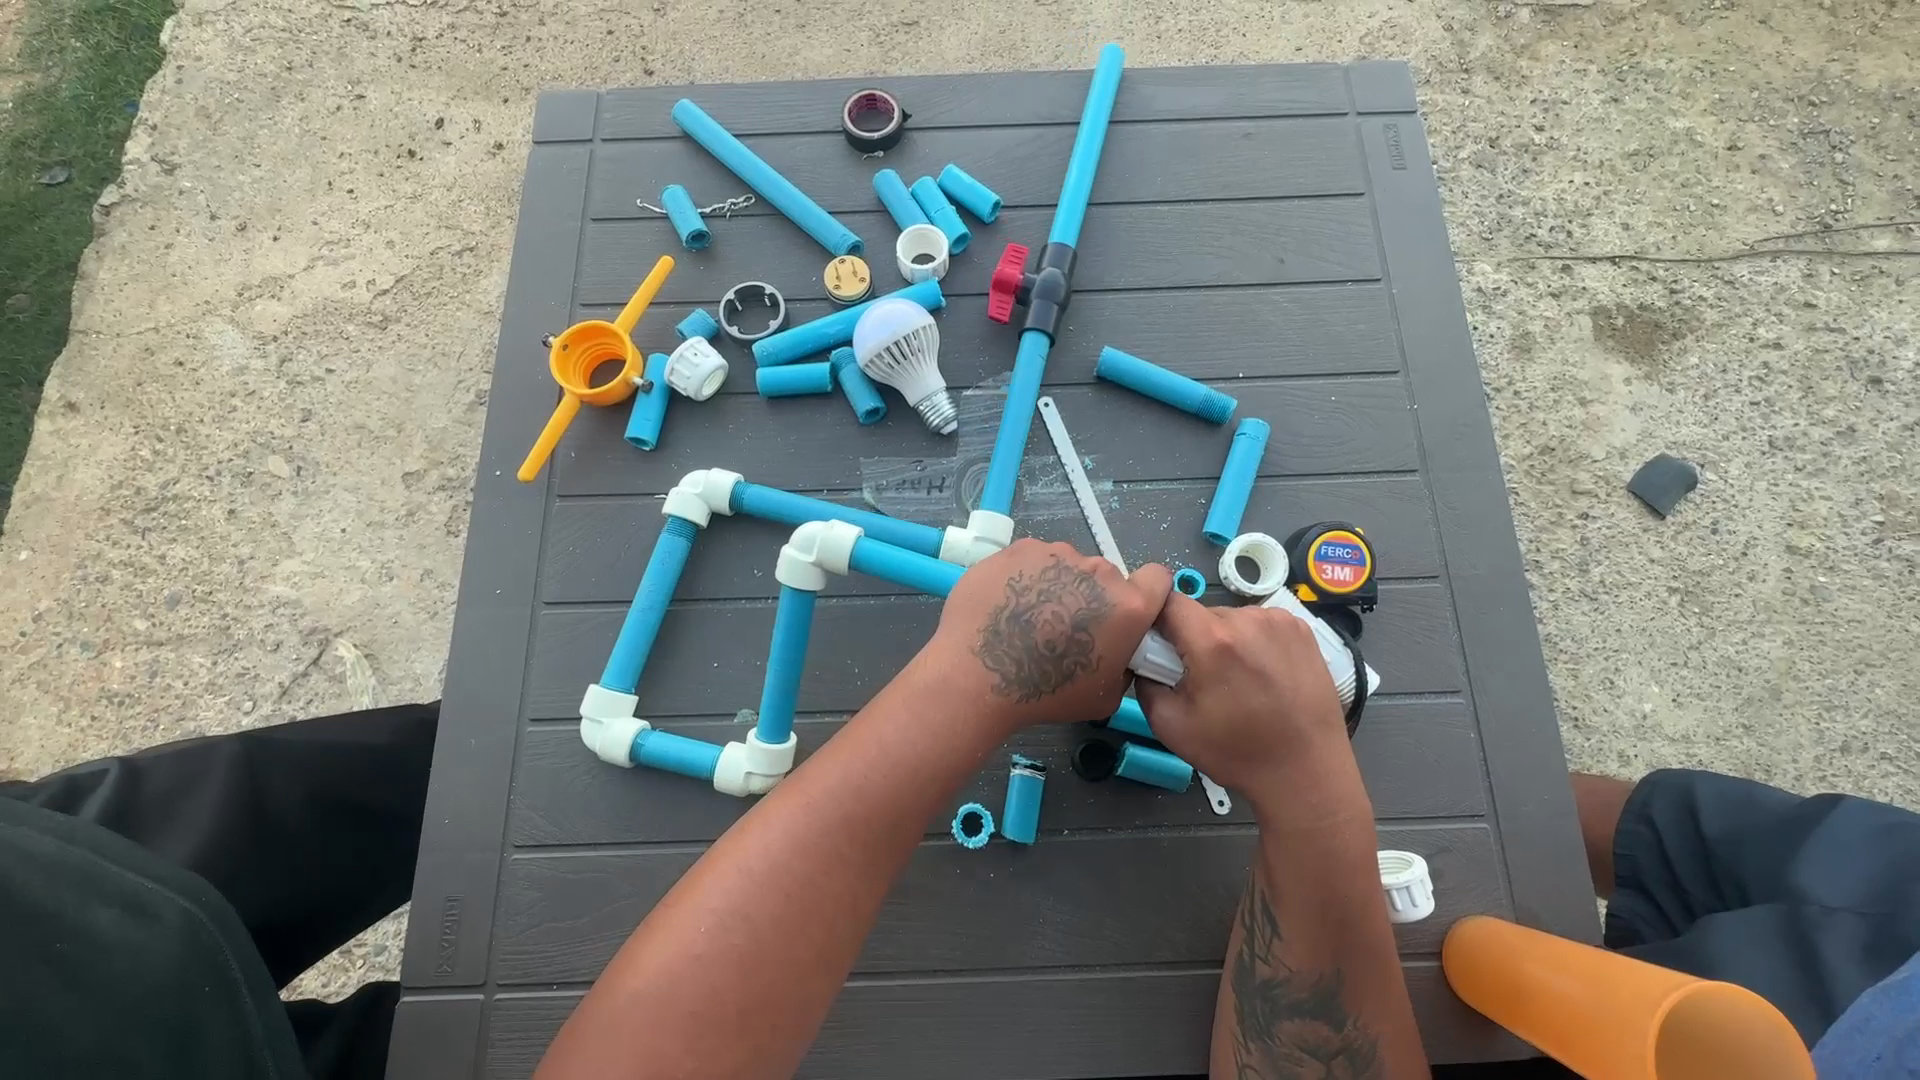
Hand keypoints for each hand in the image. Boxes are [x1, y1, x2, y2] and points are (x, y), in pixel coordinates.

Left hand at [921, 539, 1171, 730]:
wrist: (978, 674)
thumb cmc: (1045, 693)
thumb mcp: (1104, 697)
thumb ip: (1123, 664)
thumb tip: (1118, 651)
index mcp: (1129, 605)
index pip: (1157, 579)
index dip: (1144, 595)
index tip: (1123, 613)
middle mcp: (1097, 570)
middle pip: (1106, 576)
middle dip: (1092, 596)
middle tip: (1064, 627)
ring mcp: (1055, 554)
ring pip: (1066, 564)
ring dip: (1057, 584)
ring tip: (1028, 617)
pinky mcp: (1018, 548)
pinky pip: (1032, 559)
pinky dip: (1024, 576)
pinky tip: (1006, 605)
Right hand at [1133, 595, 1356, 799]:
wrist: (1305, 772)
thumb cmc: (1235, 752)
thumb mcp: (1169, 726)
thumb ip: (1145, 683)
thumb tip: (1145, 660)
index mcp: (1213, 640)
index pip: (1169, 601)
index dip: (1157, 619)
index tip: (1159, 646)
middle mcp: (1248, 620)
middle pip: (1201, 613)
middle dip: (1193, 638)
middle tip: (1201, 677)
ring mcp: (1280, 622)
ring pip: (1232, 619)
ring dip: (1225, 640)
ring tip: (1237, 680)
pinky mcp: (1302, 630)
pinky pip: (1261, 624)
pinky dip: (1254, 642)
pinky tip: (1263, 674)